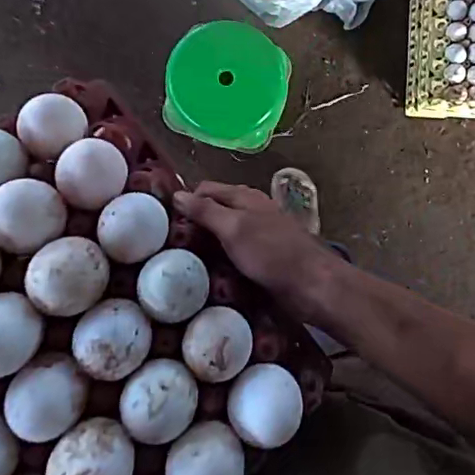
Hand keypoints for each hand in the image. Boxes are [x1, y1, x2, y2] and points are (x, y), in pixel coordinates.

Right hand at [172, 181, 343, 325]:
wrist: (312, 285)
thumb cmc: (272, 253)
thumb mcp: (234, 228)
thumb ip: (206, 211)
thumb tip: (177, 194)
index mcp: (245, 197)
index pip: (206, 189)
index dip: (185, 201)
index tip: (162, 221)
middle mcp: (252, 212)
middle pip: (215, 212)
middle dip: (194, 226)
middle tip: (167, 248)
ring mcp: (259, 236)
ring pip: (224, 236)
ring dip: (207, 247)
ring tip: (183, 264)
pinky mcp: (264, 259)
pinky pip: (235, 256)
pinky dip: (222, 262)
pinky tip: (210, 276)